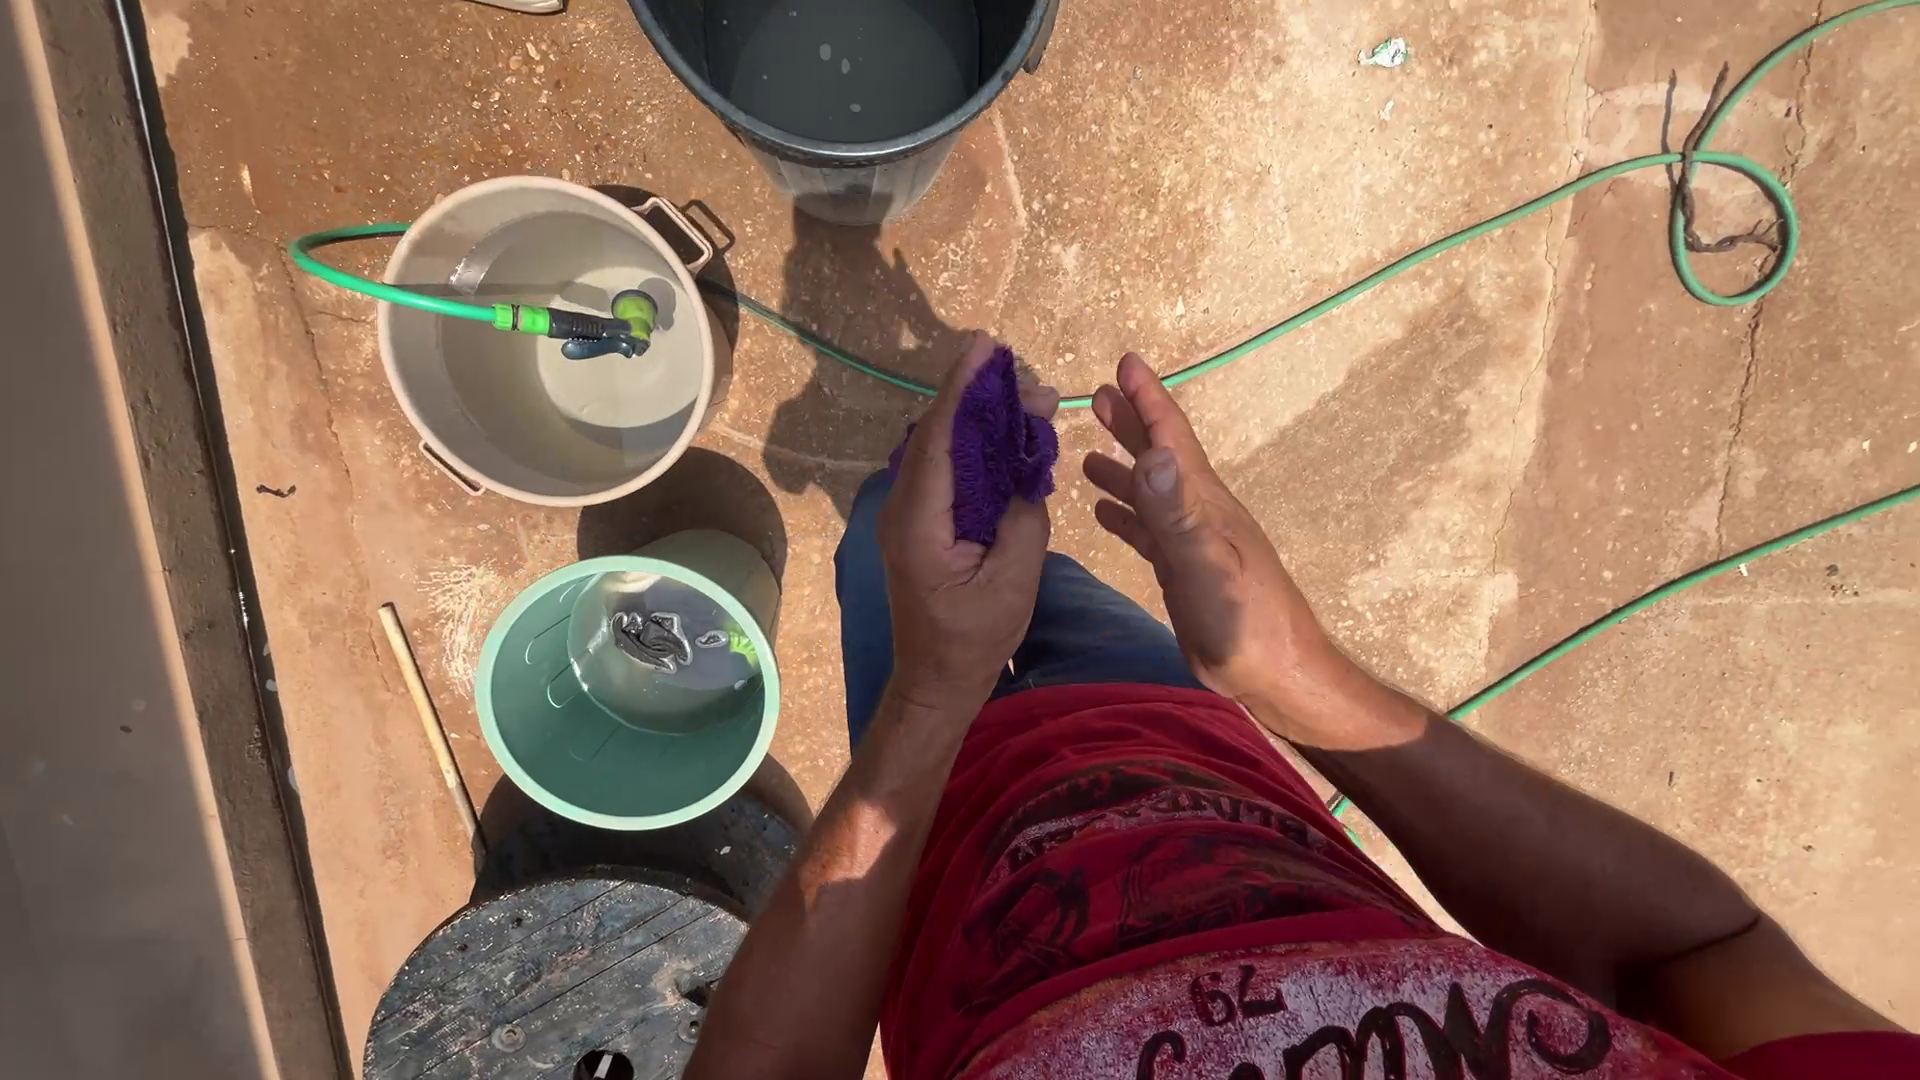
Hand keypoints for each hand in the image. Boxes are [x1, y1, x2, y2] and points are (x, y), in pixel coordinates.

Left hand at [881, 333, 1057, 713]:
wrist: (936, 678)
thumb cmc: (974, 639)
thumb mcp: (1013, 583)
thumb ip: (1021, 520)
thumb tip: (1024, 472)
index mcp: (919, 526)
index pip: (939, 444)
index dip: (961, 392)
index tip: (982, 348)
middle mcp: (902, 511)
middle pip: (937, 437)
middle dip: (979, 400)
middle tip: (1029, 383)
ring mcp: (906, 515)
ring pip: (940, 449)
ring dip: (980, 421)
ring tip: (1026, 402)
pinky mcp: (919, 521)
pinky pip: (945, 471)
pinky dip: (975, 448)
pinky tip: (1005, 438)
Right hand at [1083, 353, 1378, 745]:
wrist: (1274, 673)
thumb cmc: (1243, 622)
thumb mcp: (1205, 564)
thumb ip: (1176, 512)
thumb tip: (1152, 453)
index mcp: (1202, 501)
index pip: (1171, 437)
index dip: (1149, 398)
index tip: (1126, 362)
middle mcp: (1195, 511)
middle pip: (1159, 456)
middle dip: (1131, 422)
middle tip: (1100, 395)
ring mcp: (1190, 541)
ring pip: (1149, 491)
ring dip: (1123, 467)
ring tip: (1087, 453)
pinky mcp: (1181, 569)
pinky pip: (1147, 529)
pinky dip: (1125, 514)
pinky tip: (1103, 511)